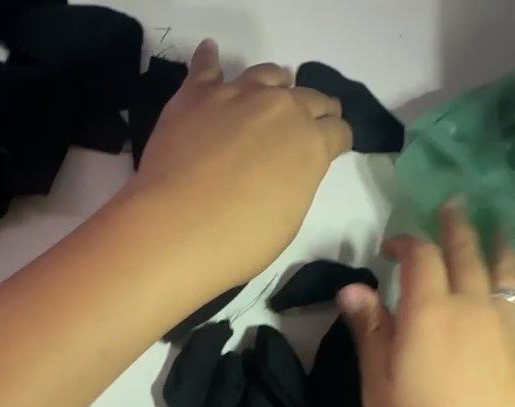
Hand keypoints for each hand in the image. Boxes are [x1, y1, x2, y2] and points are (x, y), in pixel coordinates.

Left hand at [122, 40, 353, 289]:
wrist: (177, 229)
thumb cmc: (238, 243)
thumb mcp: (287, 221)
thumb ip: (296, 183)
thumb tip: (289, 170)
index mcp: (311, 144)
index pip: (337, 132)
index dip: (338, 140)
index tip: (335, 146)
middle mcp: (281, 109)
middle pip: (309, 98)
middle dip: (316, 110)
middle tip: (312, 120)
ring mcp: (238, 95)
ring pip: (268, 75)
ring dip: (276, 83)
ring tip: (275, 89)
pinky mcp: (197, 94)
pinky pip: (207, 66)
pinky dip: (211, 60)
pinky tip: (211, 55)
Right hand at [338, 200, 514, 406]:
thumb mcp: (379, 391)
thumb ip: (371, 335)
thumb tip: (354, 287)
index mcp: (429, 313)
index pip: (419, 259)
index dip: (405, 243)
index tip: (390, 243)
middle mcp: (471, 308)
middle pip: (465, 254)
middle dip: (455, 227)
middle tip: (451, 205)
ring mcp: (502, 329)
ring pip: (500, 270)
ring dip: (493, 242)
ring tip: (494, 225)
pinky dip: (511, 275)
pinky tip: (509, 281)